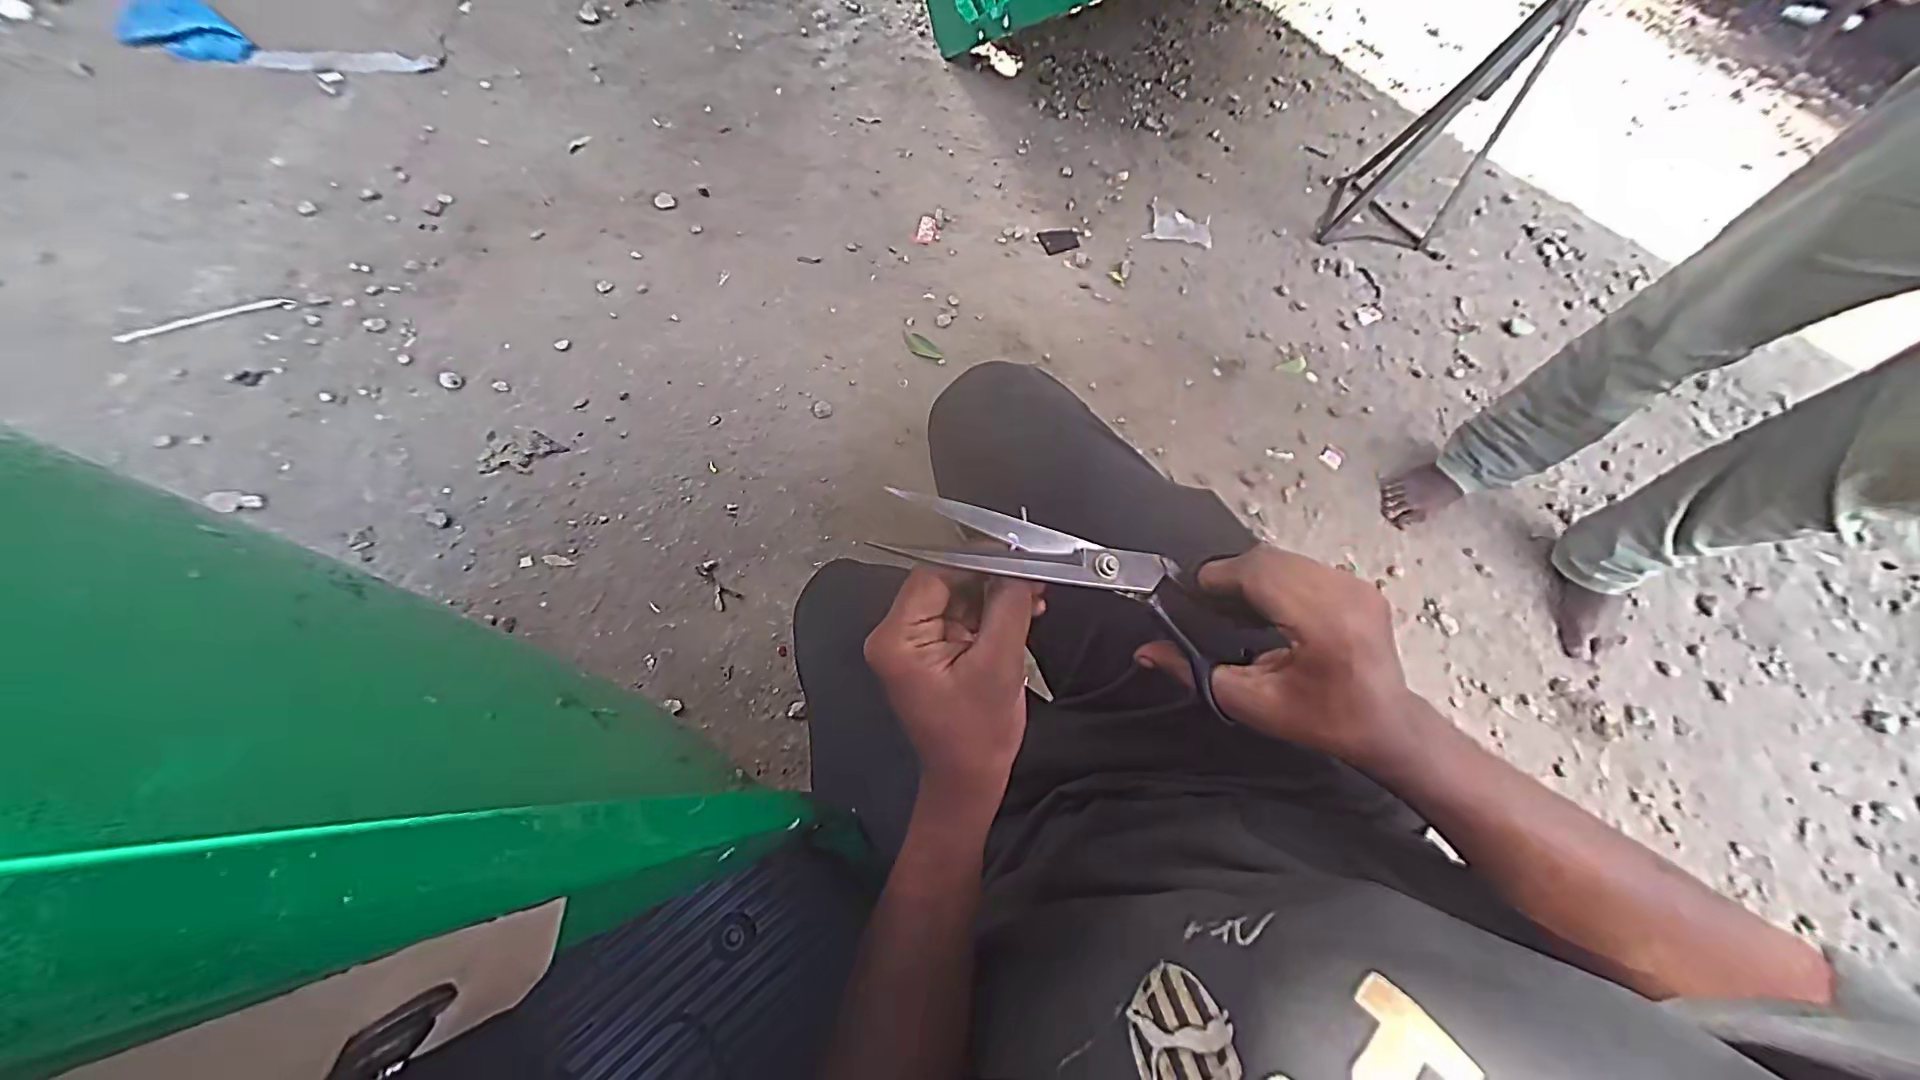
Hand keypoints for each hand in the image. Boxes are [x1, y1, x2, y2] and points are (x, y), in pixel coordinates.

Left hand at [864, 568, 1043, 803]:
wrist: (969, 776)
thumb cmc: (973, 738)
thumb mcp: (998, 664)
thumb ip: (1008, 608)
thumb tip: (1018, 569)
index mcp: (896, 640)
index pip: (934, 577)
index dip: (976, 561)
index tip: (1011, 556)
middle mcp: (896, 637)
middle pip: (945, 583)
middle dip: (990, 579)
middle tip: (1028, 579)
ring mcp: (913, 642)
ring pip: (958, 596)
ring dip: (995, 595)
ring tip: (1030, 600)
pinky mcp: (932, 648)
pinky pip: (962, 614)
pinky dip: (991, 612)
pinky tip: (1019, 613)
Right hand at [1135, 547, 1416, 764]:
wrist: (1384, 725)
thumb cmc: (1325, 719)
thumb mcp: (1249, 703)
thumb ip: (1192, 672)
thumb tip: (1148, 652)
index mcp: (1325, 626)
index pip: (1259, 572)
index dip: (1218, 577)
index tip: (1194, 592)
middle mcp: (1346, 596)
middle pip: (1267, 557)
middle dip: (1230, 574)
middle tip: (1211, 602)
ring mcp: (1357, 586)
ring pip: (1283, 556)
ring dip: (1251, 574)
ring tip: (1237, 606)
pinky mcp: (1359, 584)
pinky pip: (1302, 563)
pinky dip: (1275, 576)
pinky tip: (1267, 605)